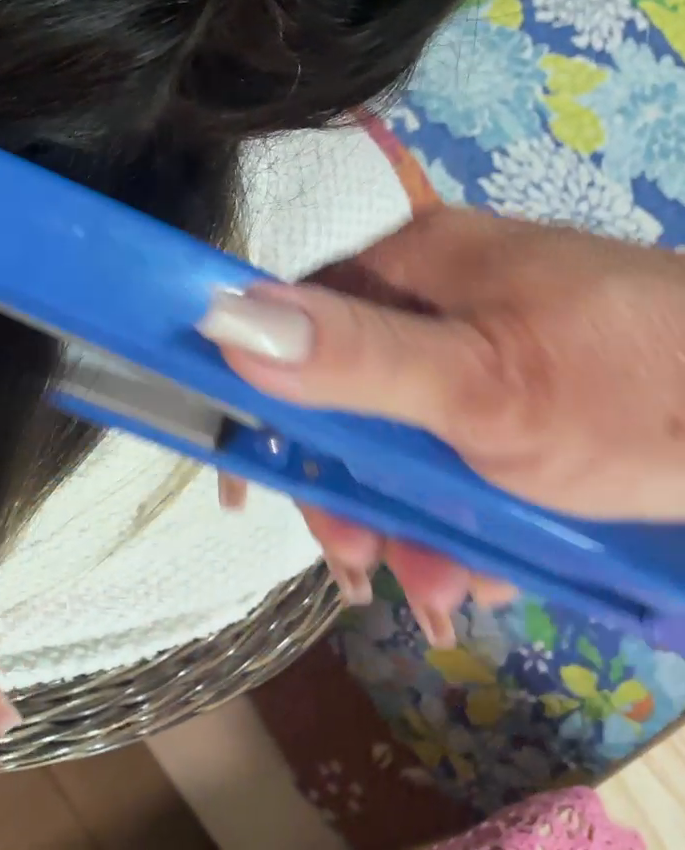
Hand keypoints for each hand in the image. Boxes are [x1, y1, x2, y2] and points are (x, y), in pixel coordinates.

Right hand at [200, 209, 684, 643]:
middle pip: (336, 391)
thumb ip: (349, 356)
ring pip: (398, 429)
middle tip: (361, 566)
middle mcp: (437, 295)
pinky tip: (480, 564)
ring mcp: (488, 341)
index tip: (254, 490)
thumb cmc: (655, 403)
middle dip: (345, 486)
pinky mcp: (533, 389)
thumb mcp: (485, 390)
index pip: (283, 329)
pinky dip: (459, 510)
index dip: (260, 410)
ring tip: (441, 590)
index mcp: (411, 266)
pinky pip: (457, 447)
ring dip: (403, 516)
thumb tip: (215, 317)